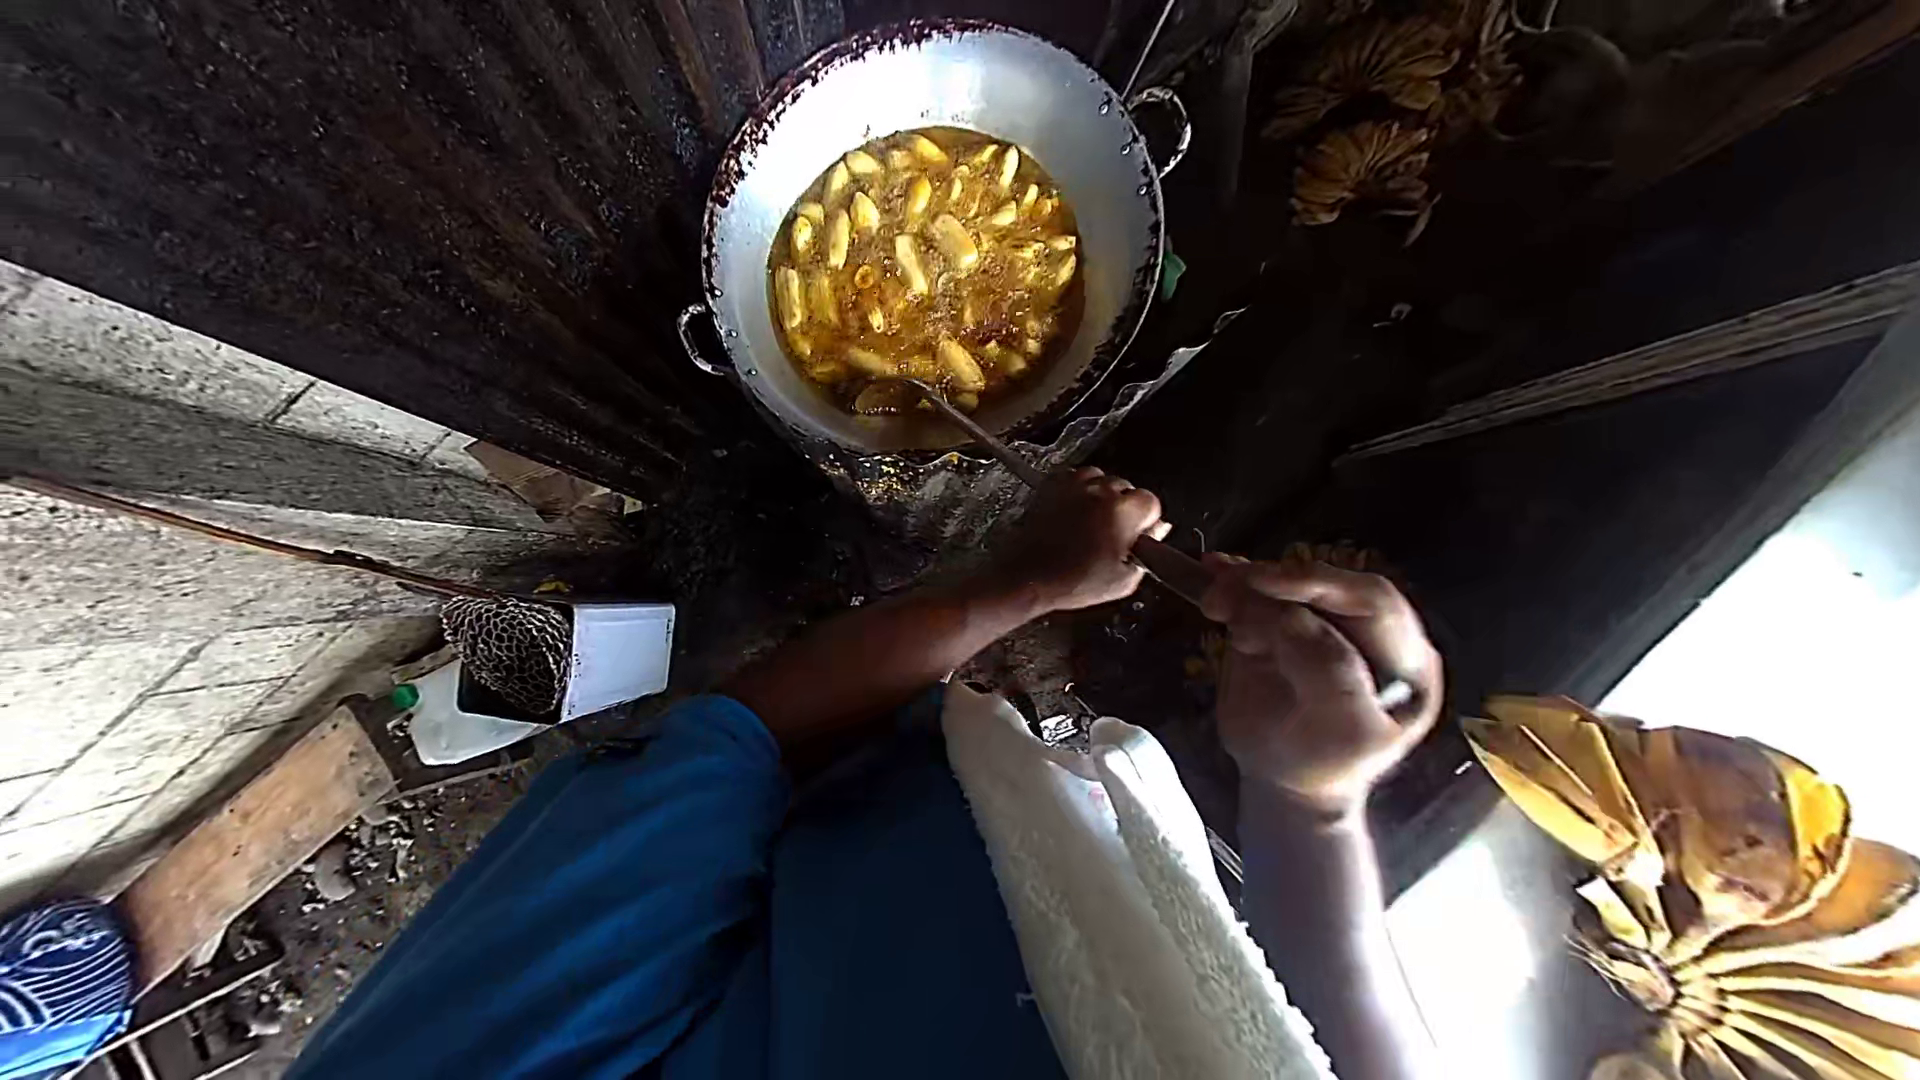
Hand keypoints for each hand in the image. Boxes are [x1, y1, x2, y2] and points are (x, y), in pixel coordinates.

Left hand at [991, 467, 1169, 613]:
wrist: (1028, 576)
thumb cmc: (1072, 581)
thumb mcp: (1123, 580)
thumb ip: (1148, 553)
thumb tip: (1156, 532)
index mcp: (1123, 511)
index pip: (1151, 501)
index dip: (1146, 521)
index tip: (1137, 535)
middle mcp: (1100, 491)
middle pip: (1126, 488)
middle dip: (1123, 508)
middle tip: (1110, 534)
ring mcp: (1074, 484)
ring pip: (1100, 480)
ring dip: (1100, 497)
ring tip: (1090, 524)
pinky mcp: (1052, 486)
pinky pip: (1074, 478)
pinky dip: (1077, 490)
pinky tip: (1074, 513)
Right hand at [1201, 555, 1442, 817]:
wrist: (1285, 776)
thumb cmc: (1324, 761)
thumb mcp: (1344, 730)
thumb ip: (1327, 670)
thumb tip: (1281, 613)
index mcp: (1403, 655)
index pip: (1371, 601)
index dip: (1319, 585)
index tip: (1262, 583)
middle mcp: (1363, 629)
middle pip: (1324, 584)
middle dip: (1272, 583)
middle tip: (1225, 589)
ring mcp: (1315, 622)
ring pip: (1284, 585)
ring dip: (1243, 583)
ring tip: (1212, 599)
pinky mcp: (1275, 622)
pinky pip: (1256, 592)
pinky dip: (1231, 581)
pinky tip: (1212, 569)